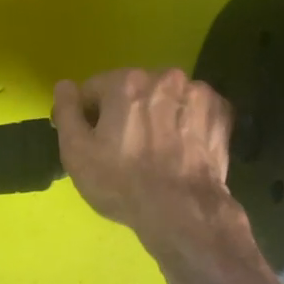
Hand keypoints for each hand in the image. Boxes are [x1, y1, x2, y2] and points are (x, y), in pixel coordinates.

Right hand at [53, 69, 254, 269]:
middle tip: (121, 150)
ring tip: (153, 152)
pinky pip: (191, 111)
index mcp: (125, 83)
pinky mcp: (220, 110)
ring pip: (164, 99)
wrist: (180, 208)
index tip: (87, 141)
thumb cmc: (120, 183)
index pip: (93, 89)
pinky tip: (177, 151)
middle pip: (132, 91)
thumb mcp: (76, 154)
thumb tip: (63, 87)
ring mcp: (196, 91)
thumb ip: (67, 114)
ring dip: (155, 116)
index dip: (85, 116)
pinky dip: (183, 125)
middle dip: (123, 113)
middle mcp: (163, 76)